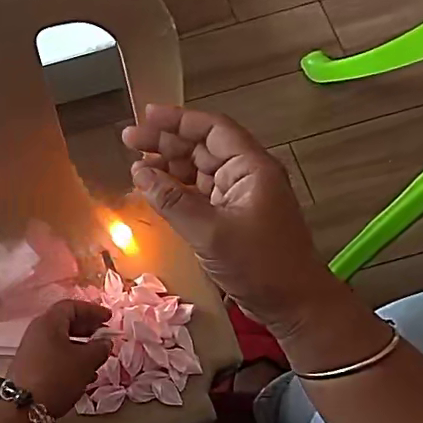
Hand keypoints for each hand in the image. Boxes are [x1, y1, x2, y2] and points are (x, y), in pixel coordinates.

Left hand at [5, 300, 112, 417]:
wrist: (23, 407)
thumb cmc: (57, 376)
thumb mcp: (85, 362)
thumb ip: (99, 349)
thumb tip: (105, 343)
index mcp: (49, 322)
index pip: (71, 306)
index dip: (92, 310)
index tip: (108, 317)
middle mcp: (37, 331)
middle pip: (64, 322)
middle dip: (87, 327)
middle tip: (104, 335)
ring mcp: (32, 349)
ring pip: (60, 340)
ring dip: (81, 346)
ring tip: (98, 356)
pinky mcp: (30, 366)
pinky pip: (55, 355)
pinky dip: (71, 358)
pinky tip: (84, 374)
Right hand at [121, 105, 364, 347]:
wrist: (293, 305)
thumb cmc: (259, 265)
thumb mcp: (210, 232)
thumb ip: (172, 200)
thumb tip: (139, 171)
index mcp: (251, 168)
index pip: (212, 129)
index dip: (178, 119)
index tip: (145, 117)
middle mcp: (246, 174)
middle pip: (202, 146)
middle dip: (166, 141)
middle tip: (129, 139)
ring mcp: (239, 195)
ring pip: (198, 169)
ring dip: (168, 165)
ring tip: (136, 164)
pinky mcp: (232, 216)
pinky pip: (199, 192)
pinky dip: (176, 188)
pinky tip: (154, 189)